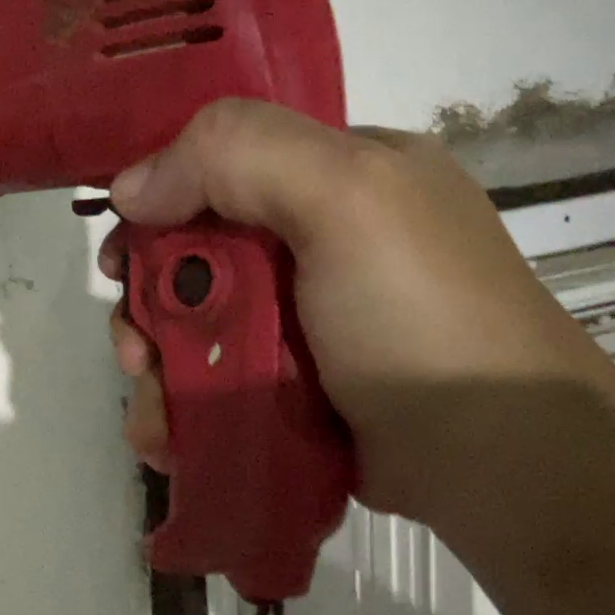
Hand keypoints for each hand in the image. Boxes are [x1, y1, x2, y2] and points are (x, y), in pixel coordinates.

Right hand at [101, 101, 614, 527]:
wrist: (492, 455)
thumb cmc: (419, 316)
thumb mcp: (348, 198)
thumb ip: (237, 159)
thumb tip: (128, 187)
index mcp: (336, 176)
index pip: (217, 170)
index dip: (155, 211)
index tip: (121, 263)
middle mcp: (313, 244)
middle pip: (191, 262)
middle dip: (148, 311)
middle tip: (137, 357)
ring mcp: (300, 324)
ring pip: (193, 333)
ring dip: (156, 377)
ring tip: (155, 423)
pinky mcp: (289, 388)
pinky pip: (212, 384)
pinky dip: (179, 412)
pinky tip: (168, 443)